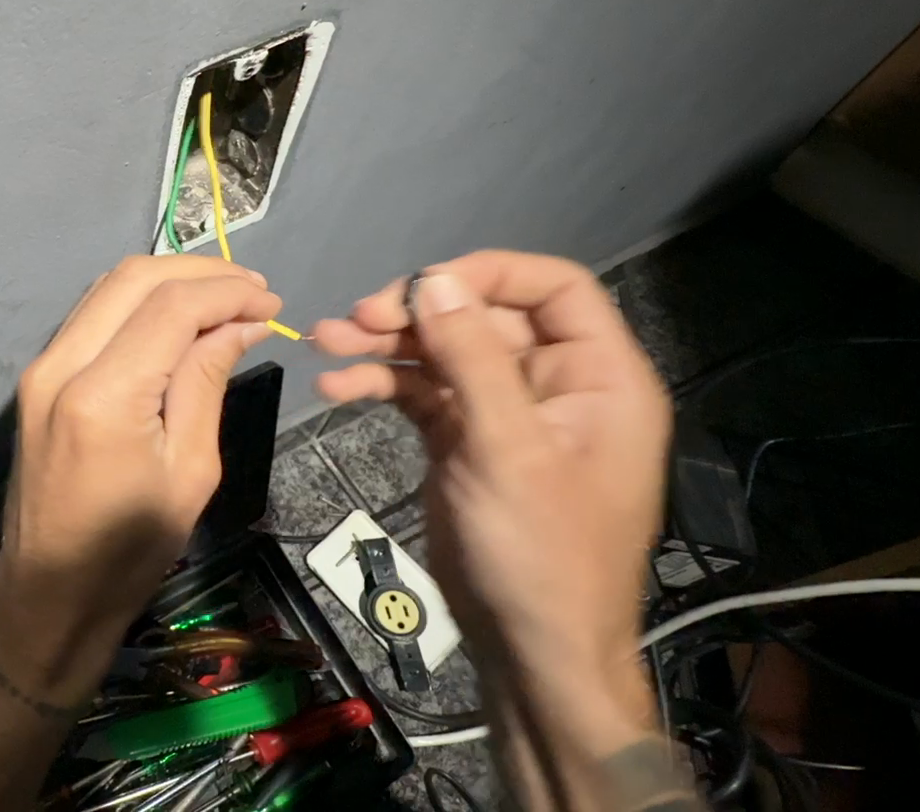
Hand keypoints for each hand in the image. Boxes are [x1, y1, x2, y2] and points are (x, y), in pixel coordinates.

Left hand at [0, 255, 281, 701]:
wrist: (50, 586)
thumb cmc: (130, 549)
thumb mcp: (190, 471)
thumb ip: (207, 382)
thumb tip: (240, 324)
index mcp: (102, 395)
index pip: (170, 307)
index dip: (227, 293)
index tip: (272, 302)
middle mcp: (60, 364)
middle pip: (132, 278)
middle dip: (199, 272)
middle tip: (252, 290)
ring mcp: (40, 367)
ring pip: (107, 288)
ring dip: (167, 281)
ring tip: (224, 297)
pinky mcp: (38, 376)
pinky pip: (91, 315)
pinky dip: (137, 304)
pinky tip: (177, 318)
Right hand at [311, 252, 670, 750]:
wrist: (526, 646)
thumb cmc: (539, 551)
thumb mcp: (507, 449)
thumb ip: (473, 358)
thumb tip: (435, 281)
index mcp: (595, 377)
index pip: (552, 289)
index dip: (487, 274)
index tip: (420, 285)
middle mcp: (549, 383)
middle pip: (479, 317)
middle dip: (413, 314)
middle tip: (354, 320)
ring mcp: (500, 410)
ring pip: (438, 352)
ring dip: (381, 346)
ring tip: (324, 343)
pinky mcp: (460, 436)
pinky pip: (417, 392)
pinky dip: (377, 385)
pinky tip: (335, 388)